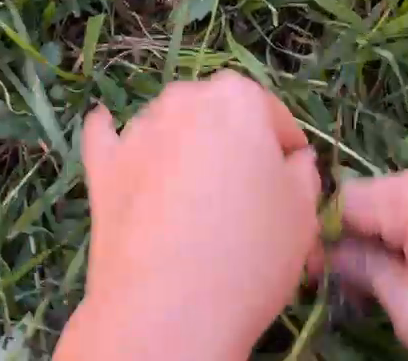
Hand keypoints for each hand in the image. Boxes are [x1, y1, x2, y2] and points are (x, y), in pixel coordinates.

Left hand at [55, 72, 320, 360]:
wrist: (167, 309)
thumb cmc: (249, 252)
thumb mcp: (303, 214)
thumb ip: (303, 173)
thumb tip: (293, 160)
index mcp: (238, 97)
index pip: (273, 113)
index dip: (286, 147)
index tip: (292, 179)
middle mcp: (185, 99)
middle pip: (219, 112)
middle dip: (235, 141)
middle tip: (248, 192)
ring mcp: (138, 129)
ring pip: (170, 124)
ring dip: (185, 144)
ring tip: (197, 197)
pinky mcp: (103, 164)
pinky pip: (107, 136)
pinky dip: (113, 135)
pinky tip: (110, 132)